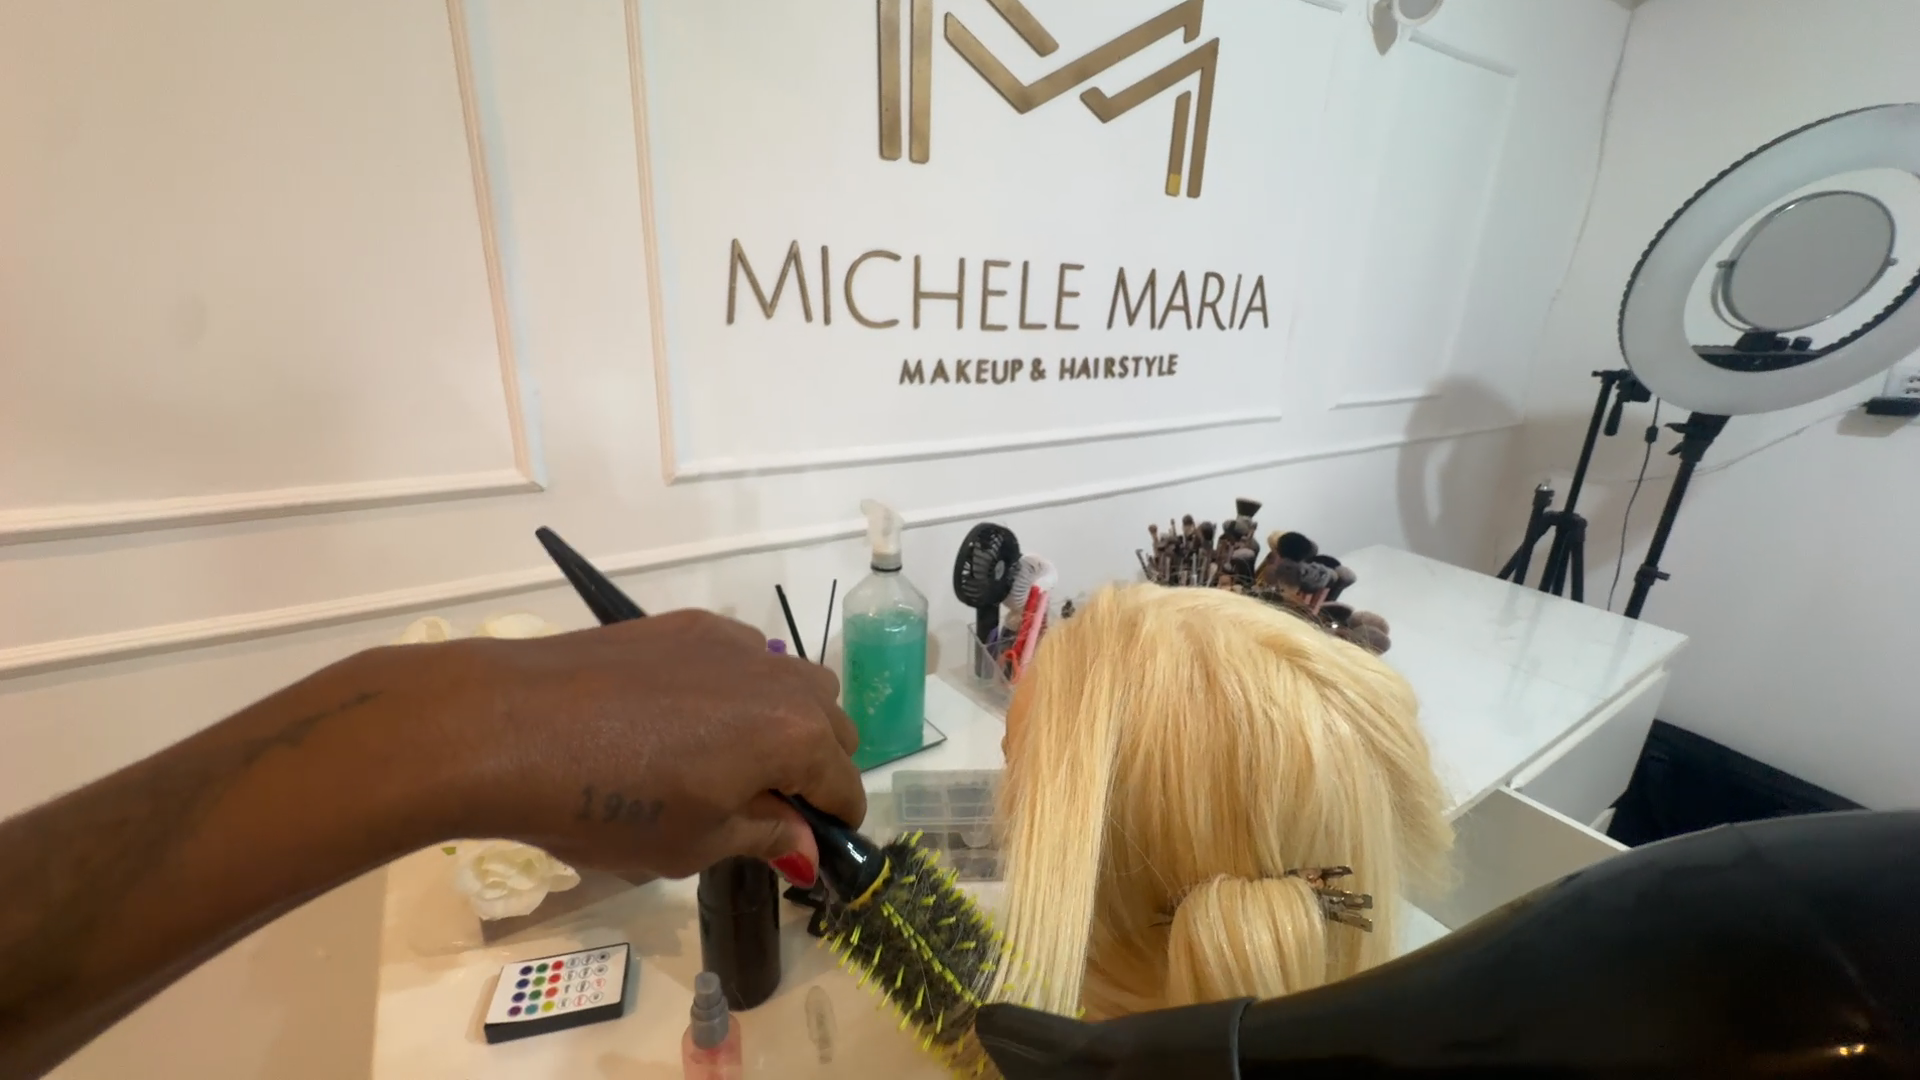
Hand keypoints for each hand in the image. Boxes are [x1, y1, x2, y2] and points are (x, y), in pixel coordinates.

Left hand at [423, 610, 862, 883]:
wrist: (511, 725)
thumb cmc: (606, 804)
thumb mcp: (693, 843)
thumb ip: (766, 837)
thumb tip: (806, 848)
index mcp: (794, 738)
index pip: (845, 782)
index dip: (840, 818)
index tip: (820, 838)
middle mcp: (782, 681)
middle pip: (835, 723)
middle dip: (820, 764)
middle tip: (771, 799)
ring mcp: (739, 644)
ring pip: (796, 680)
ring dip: (790, 718)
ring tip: (735, 749)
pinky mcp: (696, 624)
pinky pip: (747, 654)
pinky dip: (743, 685)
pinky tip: (688, 709)